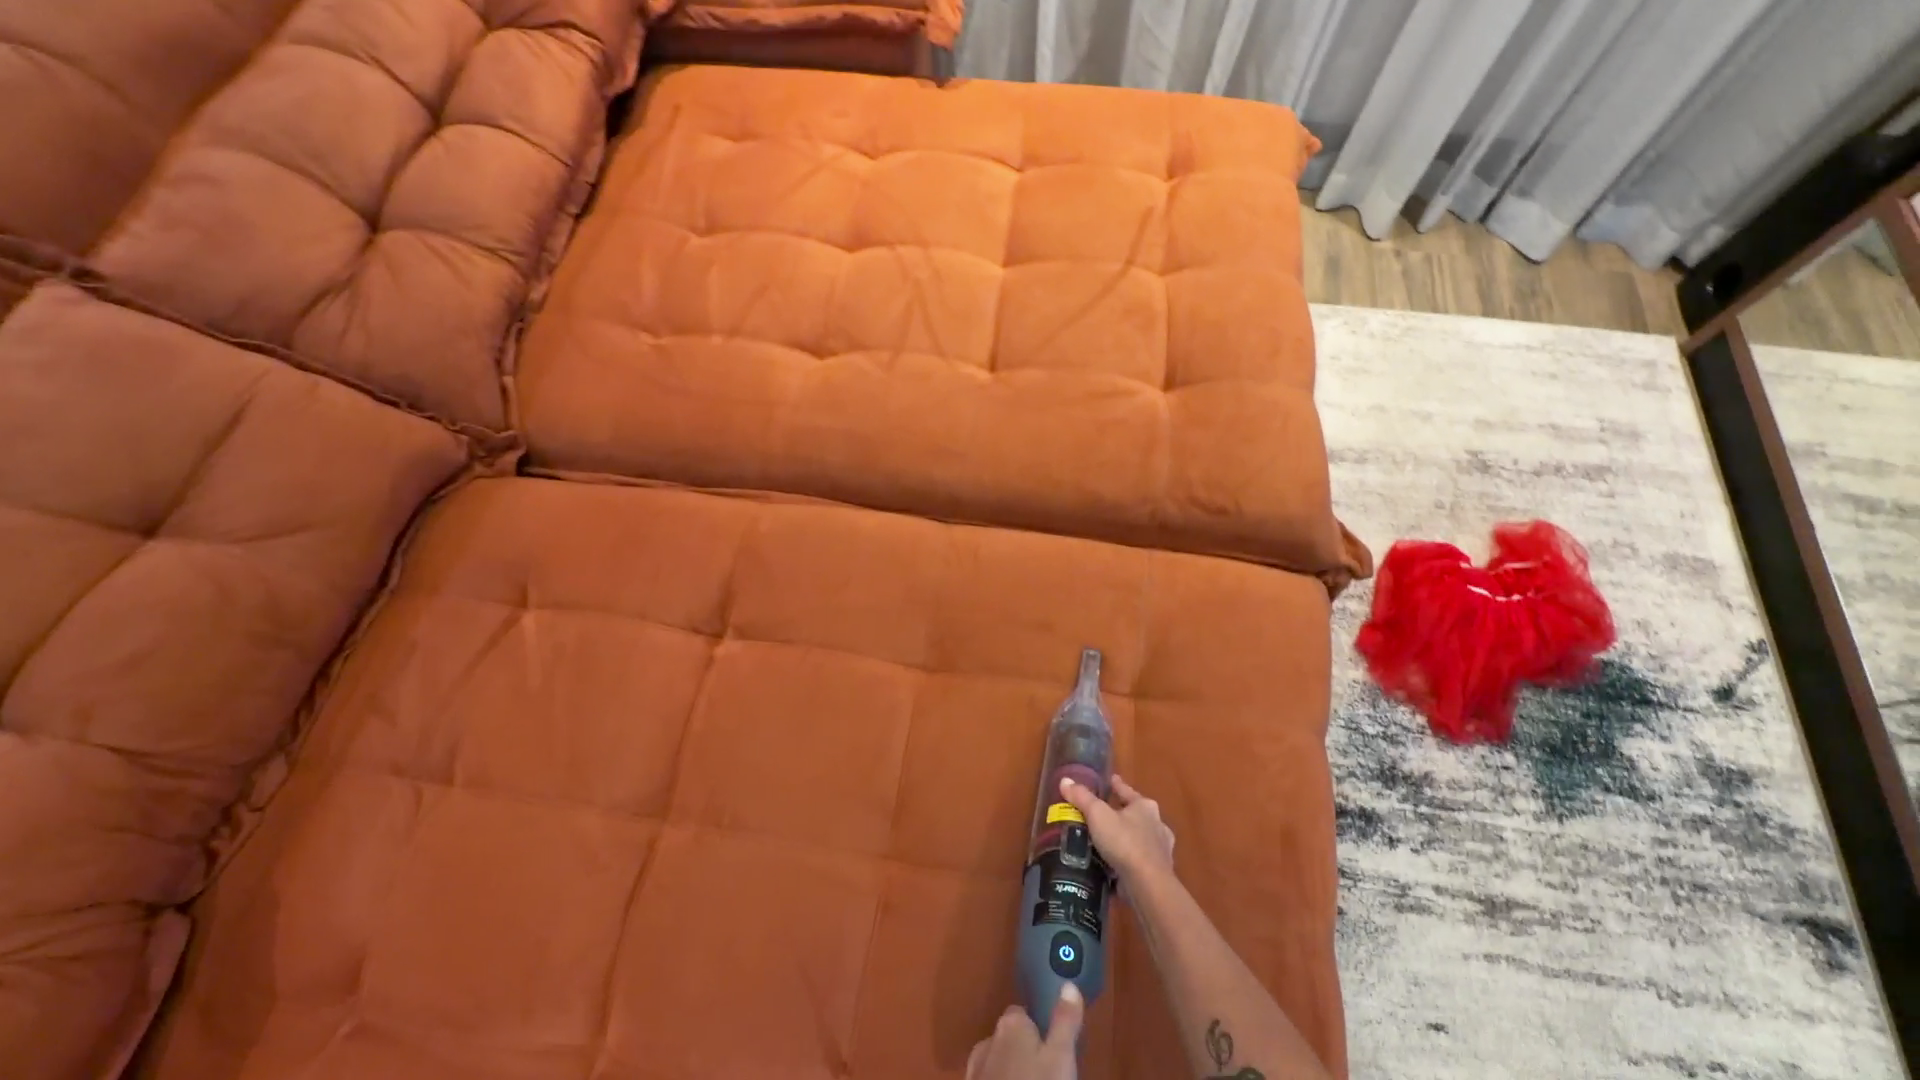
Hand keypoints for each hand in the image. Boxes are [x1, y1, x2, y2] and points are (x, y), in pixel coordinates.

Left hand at [966, 983, 1083, 1078]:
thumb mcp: (1061, 1056)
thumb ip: (1065, 1020)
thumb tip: (1068, 985)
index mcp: (1010, 1024)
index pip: (1023, 1013)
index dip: (1039, 1028)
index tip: (1053, 1045)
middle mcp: (988, 1039)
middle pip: (1010, 1037)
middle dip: (1025, 1050)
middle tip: (1048, 1070)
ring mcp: (976, 1067)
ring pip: (999, 1061)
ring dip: (1012, 1069)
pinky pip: (990, 1079)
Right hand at [1059, 774, 1174, 889]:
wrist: (1147, 884)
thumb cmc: (1124, 842)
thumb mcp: (1098, 815)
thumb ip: (1082, 798)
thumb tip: (1065, 780)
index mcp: (1145, 807)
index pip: (1127, 791)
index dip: (1117, 785)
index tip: (1111, 779)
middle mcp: (1157, 824)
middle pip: (1136, 814)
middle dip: (1122, 813)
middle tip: (1103, 813)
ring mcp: (1160, 849)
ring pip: (1139, 838)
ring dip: (1126, 838)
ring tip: (1106, 842)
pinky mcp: (1157, 871)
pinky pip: (1139, 860)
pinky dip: (1128, 860)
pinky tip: (1116, 865)